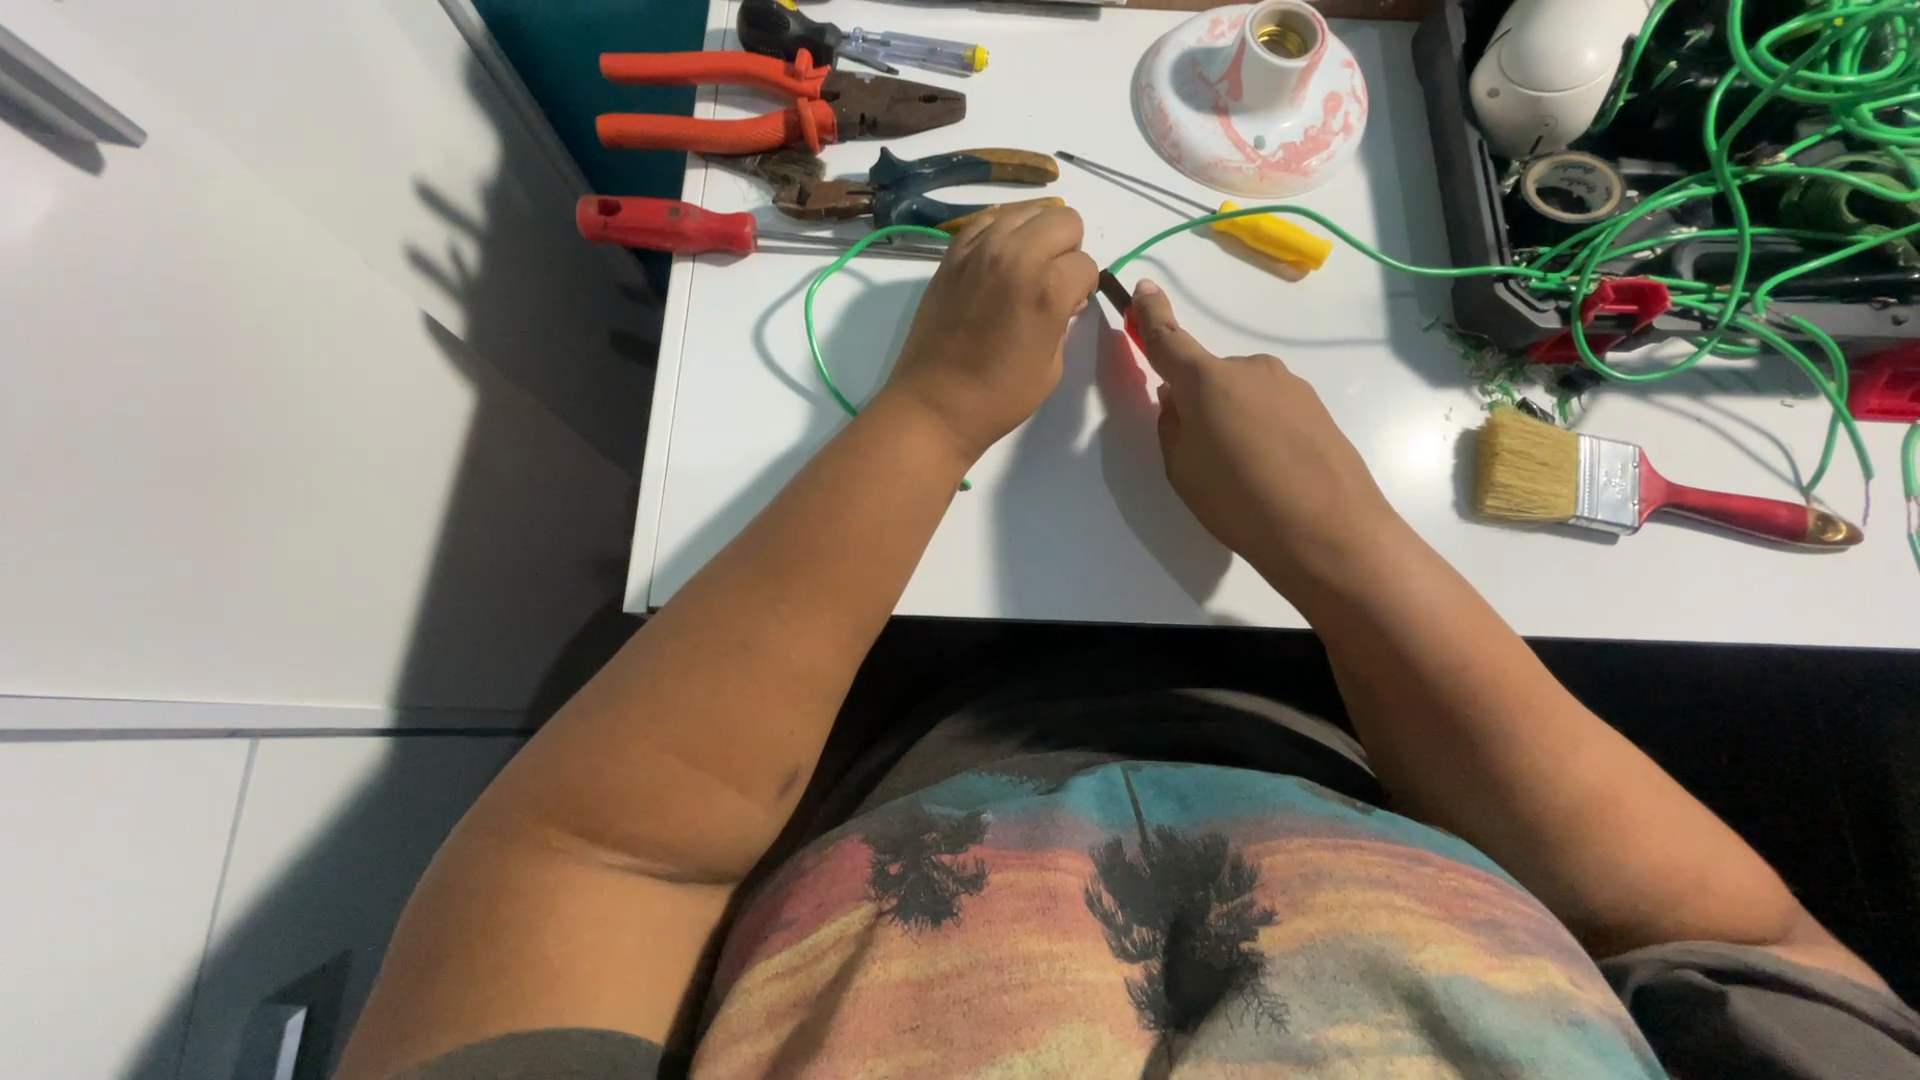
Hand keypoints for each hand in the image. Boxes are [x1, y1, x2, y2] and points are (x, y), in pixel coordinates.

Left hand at [879, 204, 1098, 459]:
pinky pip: (989, 219)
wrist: (935, 404)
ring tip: (1027, 268)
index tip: (1070, 307)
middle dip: (1068, 248)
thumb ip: (1064, 320)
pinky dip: (1003, 232)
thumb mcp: (1052, 365)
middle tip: (1053, 281)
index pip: (1086, 264)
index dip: (1084, 287)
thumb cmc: (999, 396)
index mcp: (1047, 289)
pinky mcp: (953, 254)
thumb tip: (1065, 297)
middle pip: (1064, 219)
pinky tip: (1000, 260)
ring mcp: (979, 250)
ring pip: (1027, 210)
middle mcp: (1015, 256)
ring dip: (1037, 233)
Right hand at [1131, 279, 1403, 591]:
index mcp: (1205, 381)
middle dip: (1200, 403)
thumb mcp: (1182, 471)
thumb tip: (1178, 400)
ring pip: (1242, 393)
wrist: (1328, 531)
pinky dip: (1263, 429)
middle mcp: (1248, 369)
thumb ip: (1173, 426)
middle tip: (1205, 456)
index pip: (1167, 338)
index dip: (1149, 314)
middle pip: (1209, 376)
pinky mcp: (1315, 404)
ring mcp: (1287, 384)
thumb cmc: (1238, 503)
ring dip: (1234, 418)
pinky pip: (1271, 408)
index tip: (1141, 289)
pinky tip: (1273, 471)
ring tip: (1245, 472)